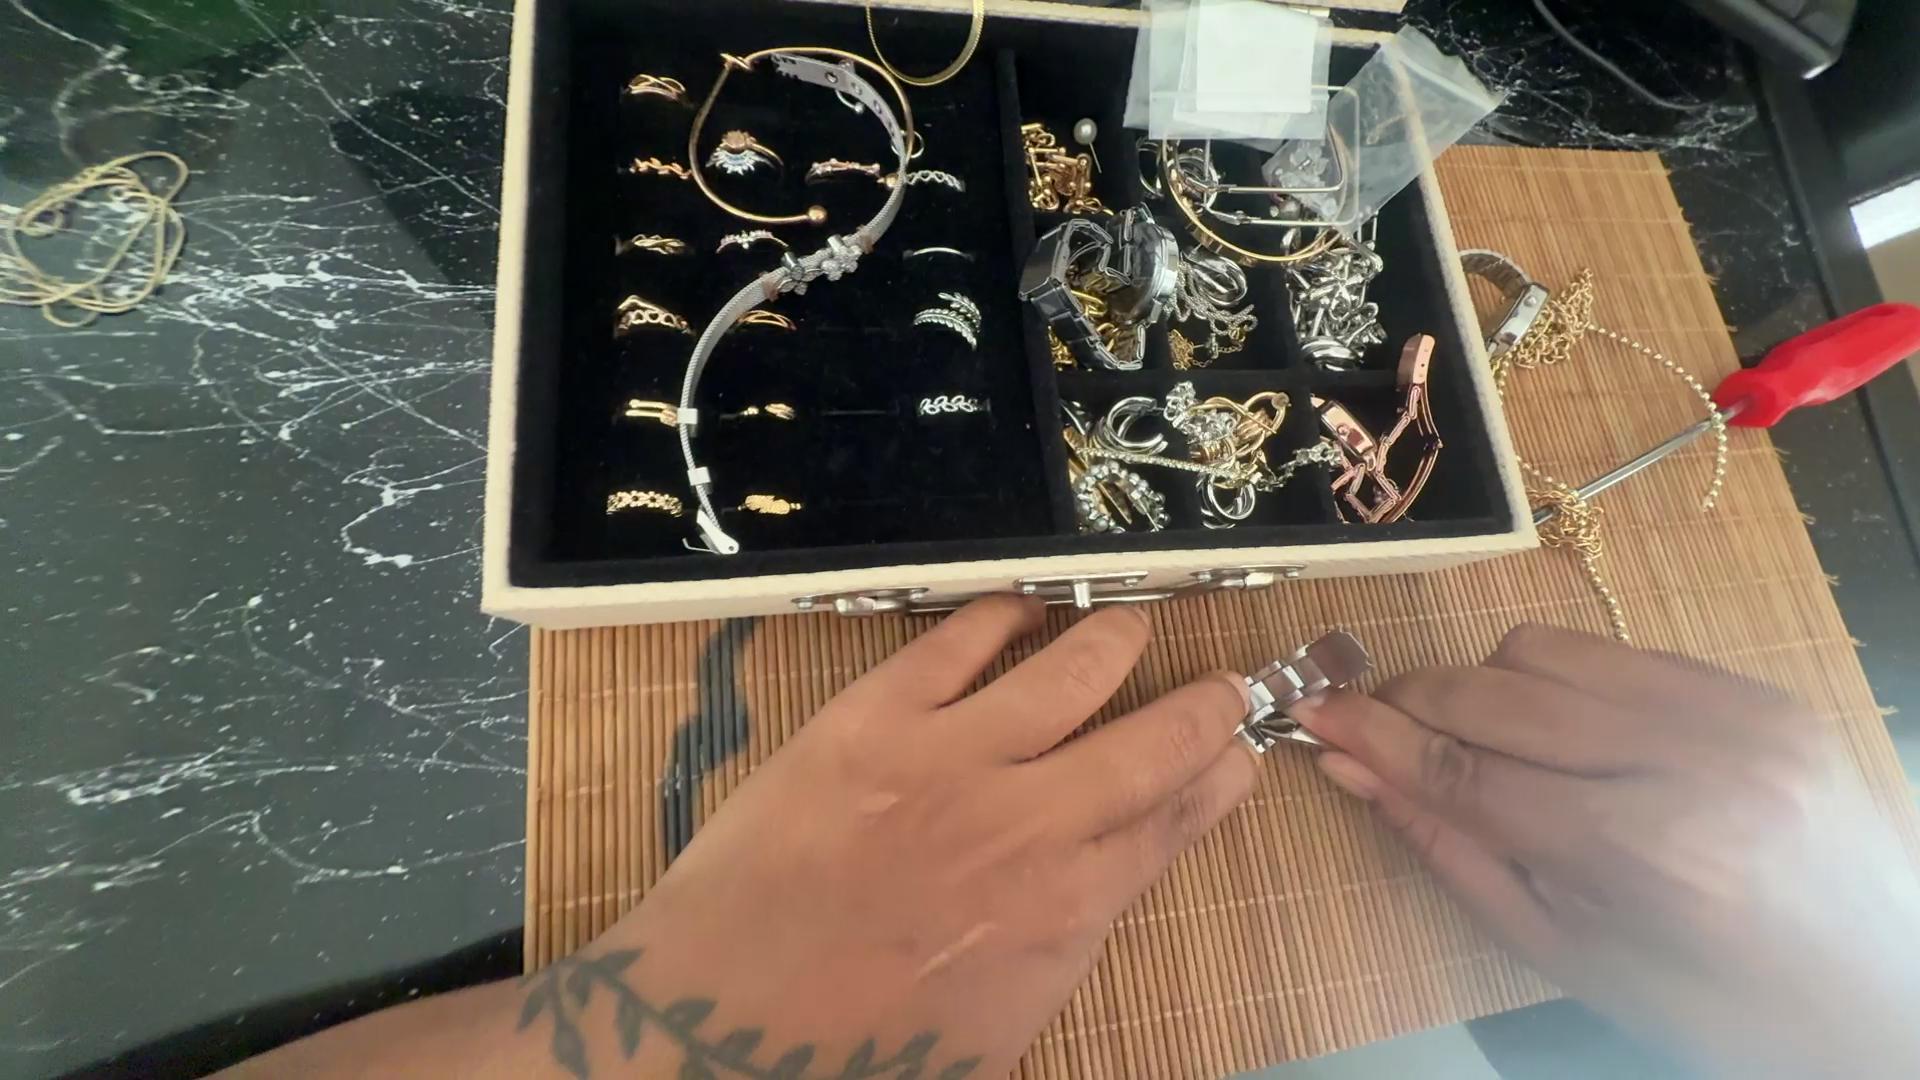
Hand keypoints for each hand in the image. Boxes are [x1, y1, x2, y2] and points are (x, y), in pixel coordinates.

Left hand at [528, 597, 1257, 1077]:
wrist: (717, 1033)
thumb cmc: (863, 1051)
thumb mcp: (999, 1019)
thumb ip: (1064, 934)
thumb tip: (1108, 861)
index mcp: (1063, 912)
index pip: (1172, 822)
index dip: (1216, 778)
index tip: (1242, 750)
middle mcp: (1028, 823)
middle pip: (1150, 743)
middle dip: (1205, 706)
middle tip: (1228, 681)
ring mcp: (951, 757)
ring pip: (1069, 672)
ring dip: (1115, 640)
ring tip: (1133, 622)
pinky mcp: (874, 716)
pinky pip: (959, 640)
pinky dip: (1003, 614)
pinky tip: (1024, 604)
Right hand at [1295, 623, 1919, 1079]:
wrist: (1902, 1008)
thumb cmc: (1707, 1002)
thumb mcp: (1554, 945)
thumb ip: (1440, 841)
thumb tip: (1346, 766)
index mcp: (1648, 855)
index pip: (1460, 769)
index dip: (1369, 734)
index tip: (1308, 710)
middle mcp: (1696, 764)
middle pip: (1485, 695)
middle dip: (1407, 705)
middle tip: (1372, 727)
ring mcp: (1736, 714)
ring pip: (1528, 651)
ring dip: (1478, 689)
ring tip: (1489, 743)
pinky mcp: (1751, 689)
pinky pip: (1593, 648)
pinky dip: (1543, 679)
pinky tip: (1560, 731)